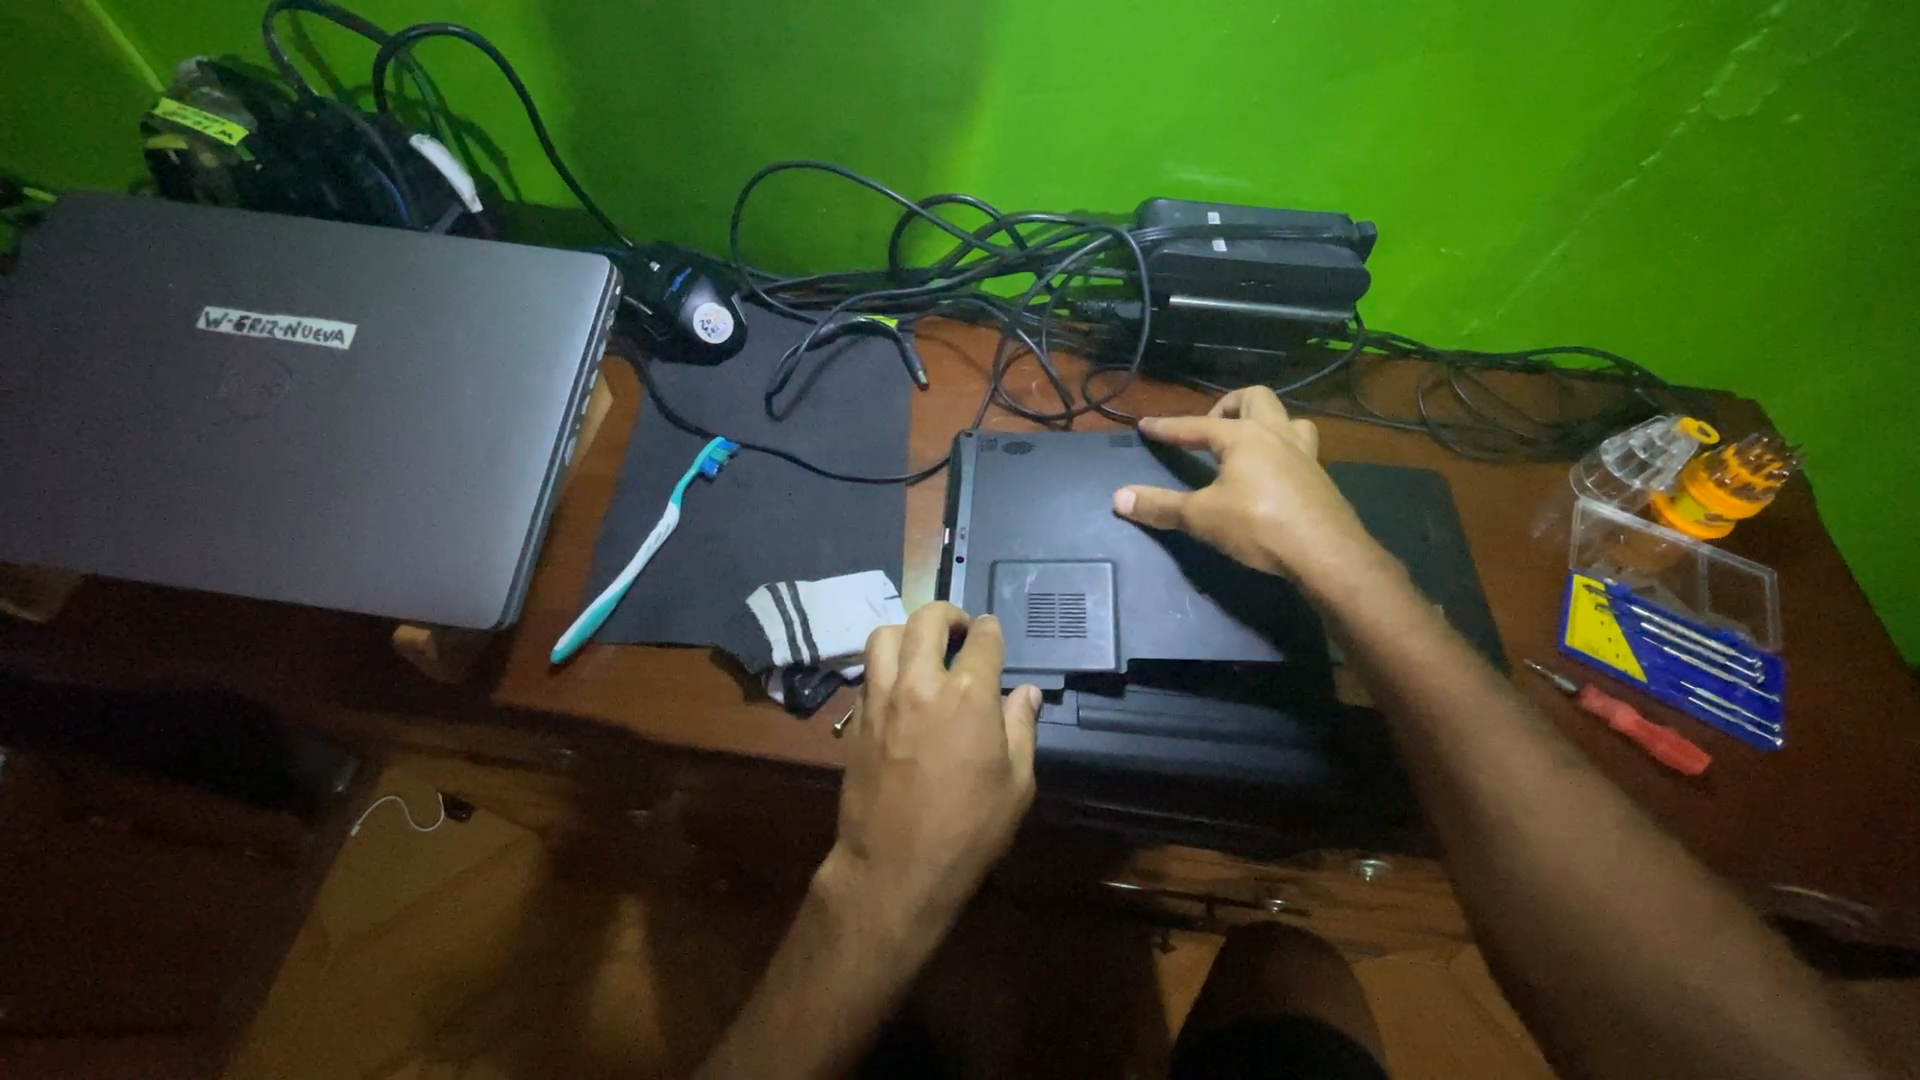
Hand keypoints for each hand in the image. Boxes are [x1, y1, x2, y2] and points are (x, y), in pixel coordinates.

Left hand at [830, 602, 1040, 928]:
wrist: (895, 868)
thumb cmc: (967, 830)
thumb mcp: (1016, 784)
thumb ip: (1021, 728)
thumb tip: (1026, 693)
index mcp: (968, 694)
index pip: (982, 639)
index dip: (990, 630)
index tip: (991, 631)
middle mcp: (920, 683)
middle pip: (926, 620)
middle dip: (947, 614)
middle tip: (958, 629)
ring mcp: (881, 698)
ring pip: (884, 636)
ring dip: (906, 632)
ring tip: (921, 649)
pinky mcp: (856, 719)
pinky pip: (868, 673)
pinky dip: (884, 666)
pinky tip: (898, 687)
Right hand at [1112, 386, 1387, 590]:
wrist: (1325, 553)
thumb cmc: (1258, 525)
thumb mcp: (1200, 517)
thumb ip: (1160, 506)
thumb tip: (1118, 498)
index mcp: (1243, 437)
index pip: (1196, 426)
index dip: (1168, 427)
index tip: (1146, 425)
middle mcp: (1276, 435)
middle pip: (1255, 399)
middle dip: (1228, 406)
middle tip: (1210, 430)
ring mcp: (1304, 455)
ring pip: (1288, 420)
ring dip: (1265, 424)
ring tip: (1246, 447)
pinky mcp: (1320, 479)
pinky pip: (1301, 450)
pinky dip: (1281, 453)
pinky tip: (1271, 476)